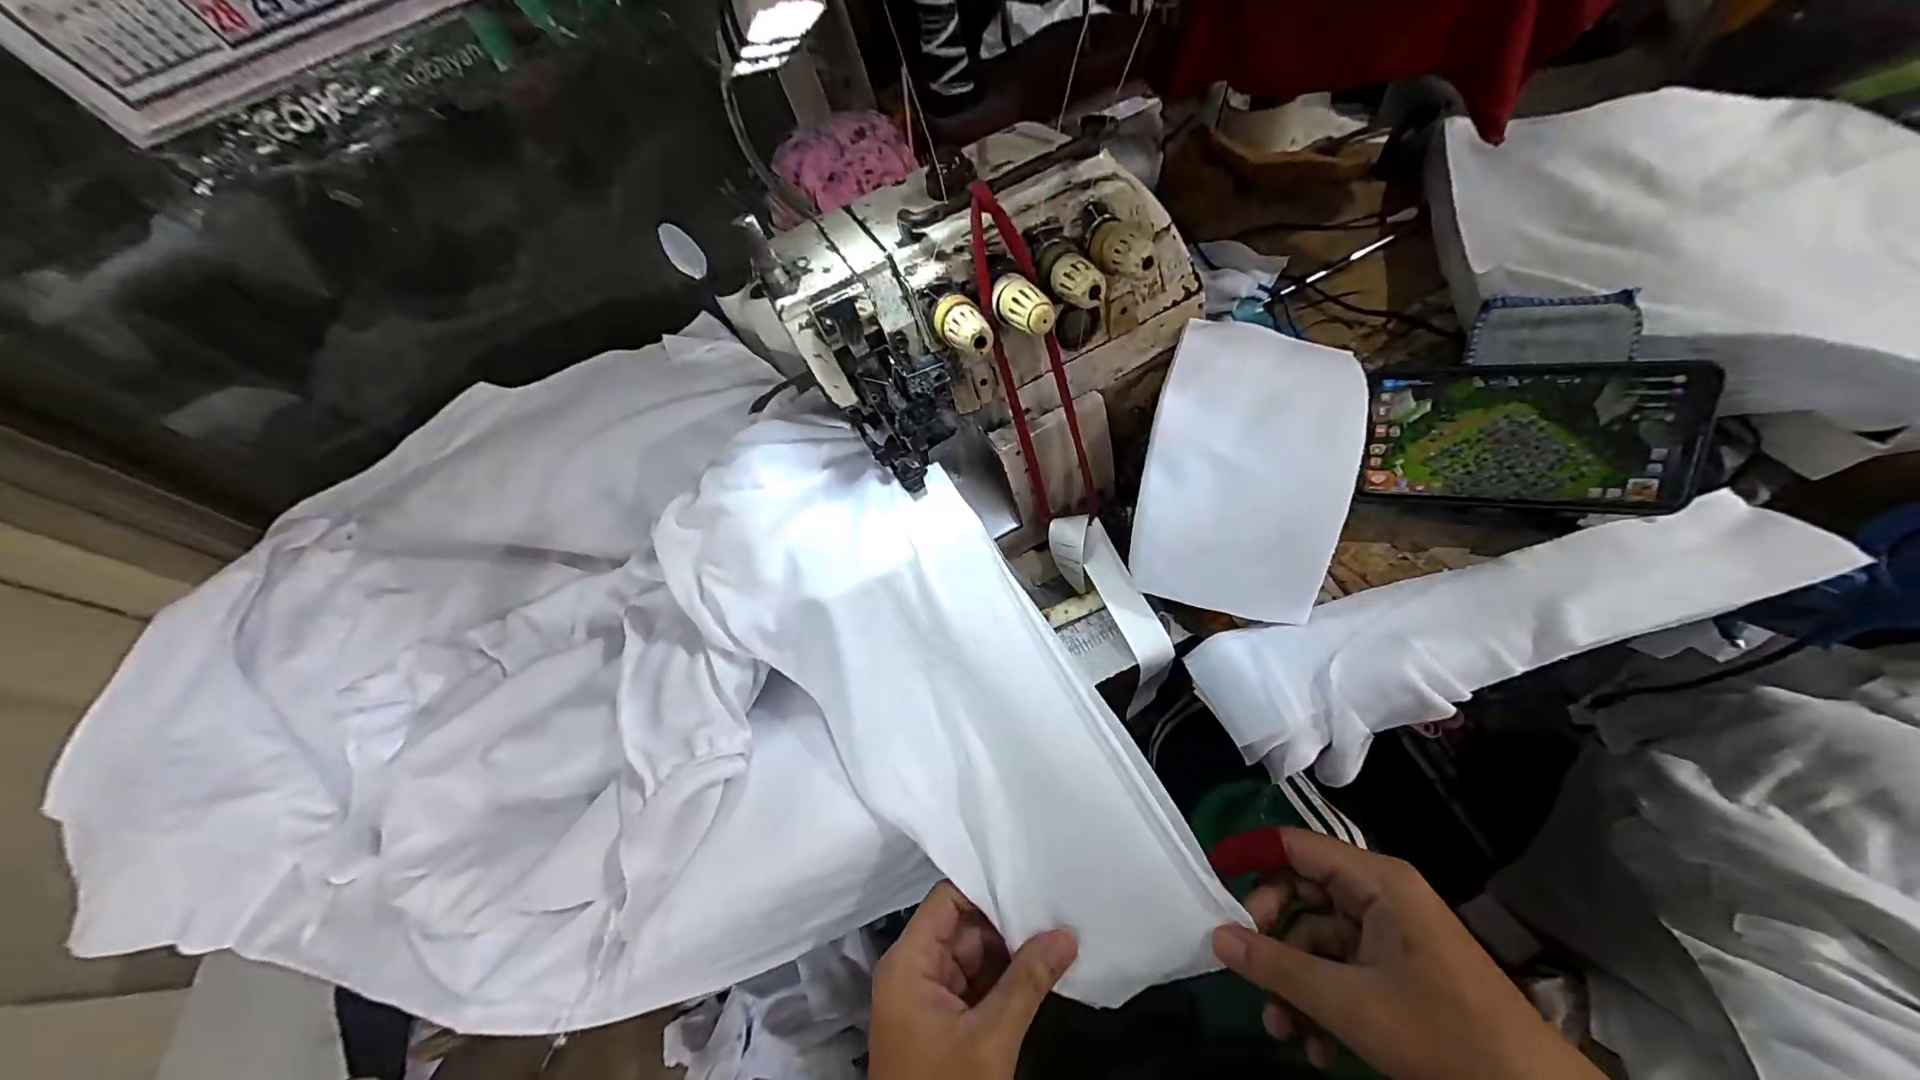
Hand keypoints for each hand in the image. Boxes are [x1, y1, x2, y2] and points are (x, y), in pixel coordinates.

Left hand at [869, 881, 1077, 1079]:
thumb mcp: (990, 1039)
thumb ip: (1028, 981)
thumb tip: (1066, 935)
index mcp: (908, 961)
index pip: (946, 900)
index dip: (985, 888)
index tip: (1028, 881)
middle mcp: (913, 969)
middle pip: (962, 925)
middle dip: (1005, 923)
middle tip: (1052, 911)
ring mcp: (927, 995)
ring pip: (972, 954)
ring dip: (1009, 952)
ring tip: (1053, 935)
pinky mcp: (942, 1020)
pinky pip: (974, 982)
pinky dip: (1003, 978)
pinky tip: (1038, 969)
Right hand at [1211, 828, 1603, 1079]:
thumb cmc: (1442, 1035)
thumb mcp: (1348, 1003)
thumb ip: (1276, 966)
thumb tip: (1216, 937)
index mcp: (1375, 881)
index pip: (1295, 846)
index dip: (1251, 857)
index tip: (1213, 880)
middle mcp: (1379, 897)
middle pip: (1301, 895)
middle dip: (1272, 939)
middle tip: (1249, 969)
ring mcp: (1389, 936)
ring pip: (1317, 941)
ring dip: (1293, 984)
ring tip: (1282, 1031)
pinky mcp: (1397, 972)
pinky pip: (1341, 971)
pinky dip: (1321, 1003)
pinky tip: (1315, 1048)